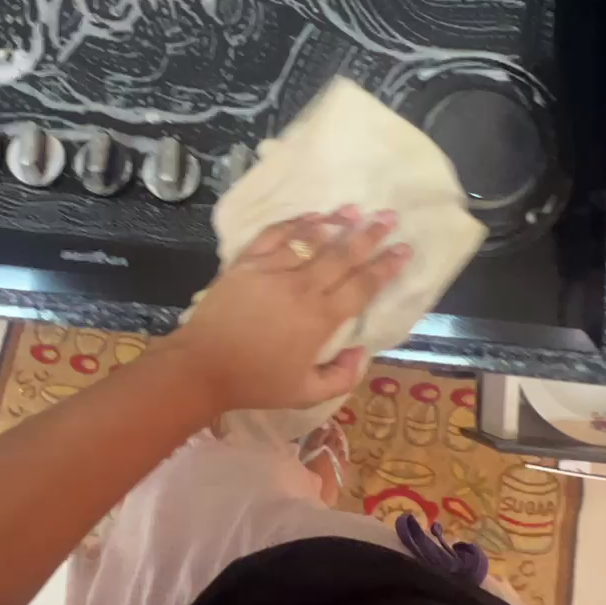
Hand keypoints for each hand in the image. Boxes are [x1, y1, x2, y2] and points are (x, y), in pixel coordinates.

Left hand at [163, 206, 409, 412]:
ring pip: (310, 239)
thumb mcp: (305, 394)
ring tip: (354, 210)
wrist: (201, 367)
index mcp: (320, 319)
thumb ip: (341, 376)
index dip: (386, 266)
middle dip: (369, 234)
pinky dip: (294, 223)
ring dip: (335, 222)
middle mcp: (301, 288)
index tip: (404, 249)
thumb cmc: (255, 382)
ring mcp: (271, 271)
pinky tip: (309, 216)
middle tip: (389, 216)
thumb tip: (361, 352)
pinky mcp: (246, 263)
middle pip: (342, 254)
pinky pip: (275, 235)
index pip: (362, 286)